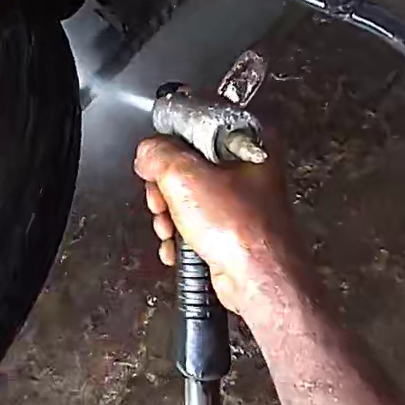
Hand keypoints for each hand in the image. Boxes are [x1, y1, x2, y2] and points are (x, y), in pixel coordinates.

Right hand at [134, 135, 311, 317]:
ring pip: (186, 197)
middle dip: (164, 189)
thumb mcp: (186, 177)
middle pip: (186, 165)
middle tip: (162, 201)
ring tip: (170, 229)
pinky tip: (179, 248)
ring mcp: (240, 200)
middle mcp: (248, 167)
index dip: (169, 145)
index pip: (195, 125)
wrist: (258, 279)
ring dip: (168, 217)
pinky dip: (180, 237)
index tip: (156, 161)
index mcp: (249, 140)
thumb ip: (157, 154)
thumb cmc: (241, 230)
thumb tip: (147, 154)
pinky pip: (194, 223)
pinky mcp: (230, 228)